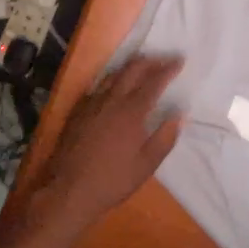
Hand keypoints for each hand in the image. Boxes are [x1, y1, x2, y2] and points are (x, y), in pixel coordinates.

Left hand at [34, 55, 183, 230]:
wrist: (69, 189)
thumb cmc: (112, 180)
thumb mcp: (146, 166)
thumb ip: (165, 138)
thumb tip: (179, 114)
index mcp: (132, 111)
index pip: (154, 82)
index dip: (168, 69)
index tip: (179, 60)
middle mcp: (112, 99)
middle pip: (133, 69)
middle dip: (150, 61)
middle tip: (163, 59)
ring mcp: (92, 102)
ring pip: (114, 73)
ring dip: (130, 65)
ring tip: (142, 64)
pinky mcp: (79, 109)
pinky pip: (98, 85)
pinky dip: (112, 78)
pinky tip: (114, 84)